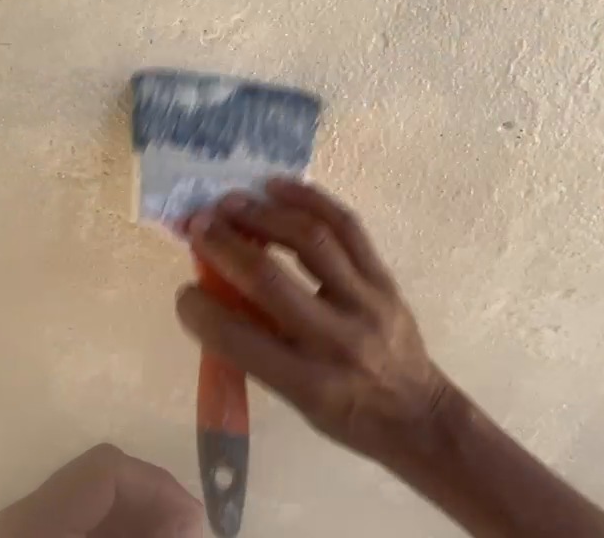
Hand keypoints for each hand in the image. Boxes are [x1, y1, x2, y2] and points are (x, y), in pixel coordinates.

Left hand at [0, 443, 204, 537]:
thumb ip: (148, 534)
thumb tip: (189, 518)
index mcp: (37, 515)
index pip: (106, 467)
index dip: (159, 484)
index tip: (197, 516)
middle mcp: (22, 512)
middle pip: (98, 481)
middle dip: (151, 501)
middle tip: (190, 529)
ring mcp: (20, 528)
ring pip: (88, 504)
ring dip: (135, 517)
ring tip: (172, 535)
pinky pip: (75, 523)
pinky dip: (111, 530)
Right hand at [175, 179, 451, 464]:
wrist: (420, 417)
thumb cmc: (344, 413)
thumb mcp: (293, 398)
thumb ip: (254, 344)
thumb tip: (213, 284)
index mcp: (310, 385)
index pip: (240, 340)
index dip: (201, 311)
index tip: (183, 292)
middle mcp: (339, 342)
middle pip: (270, 279)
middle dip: (224, 245)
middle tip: (198, 224)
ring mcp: (368, 304)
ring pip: (310, 240)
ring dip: (262, 214)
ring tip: (231, 202)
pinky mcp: (385, 279)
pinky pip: (347, 226)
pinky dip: (308, 199)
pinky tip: (276, 187)